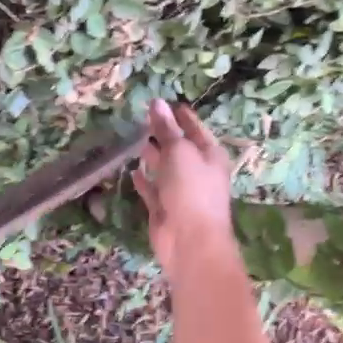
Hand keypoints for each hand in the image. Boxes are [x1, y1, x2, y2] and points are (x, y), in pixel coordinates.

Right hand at [131, 99, 235, 278]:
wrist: (190, 243)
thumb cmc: (191, 189)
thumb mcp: (179, 151)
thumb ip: (166, 128)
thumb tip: (157, 102)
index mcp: (209, 154)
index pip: (194, 126)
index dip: (178, 113)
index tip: (160, 99)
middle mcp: (197, 171)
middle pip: (178, 146)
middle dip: (162, 132)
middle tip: (140, 116)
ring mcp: (180, 191)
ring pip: (164, 167)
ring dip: (152, 154)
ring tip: (132, 137)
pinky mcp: (164, 208)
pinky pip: (152, 189)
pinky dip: (144, 180)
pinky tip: (132, 170)